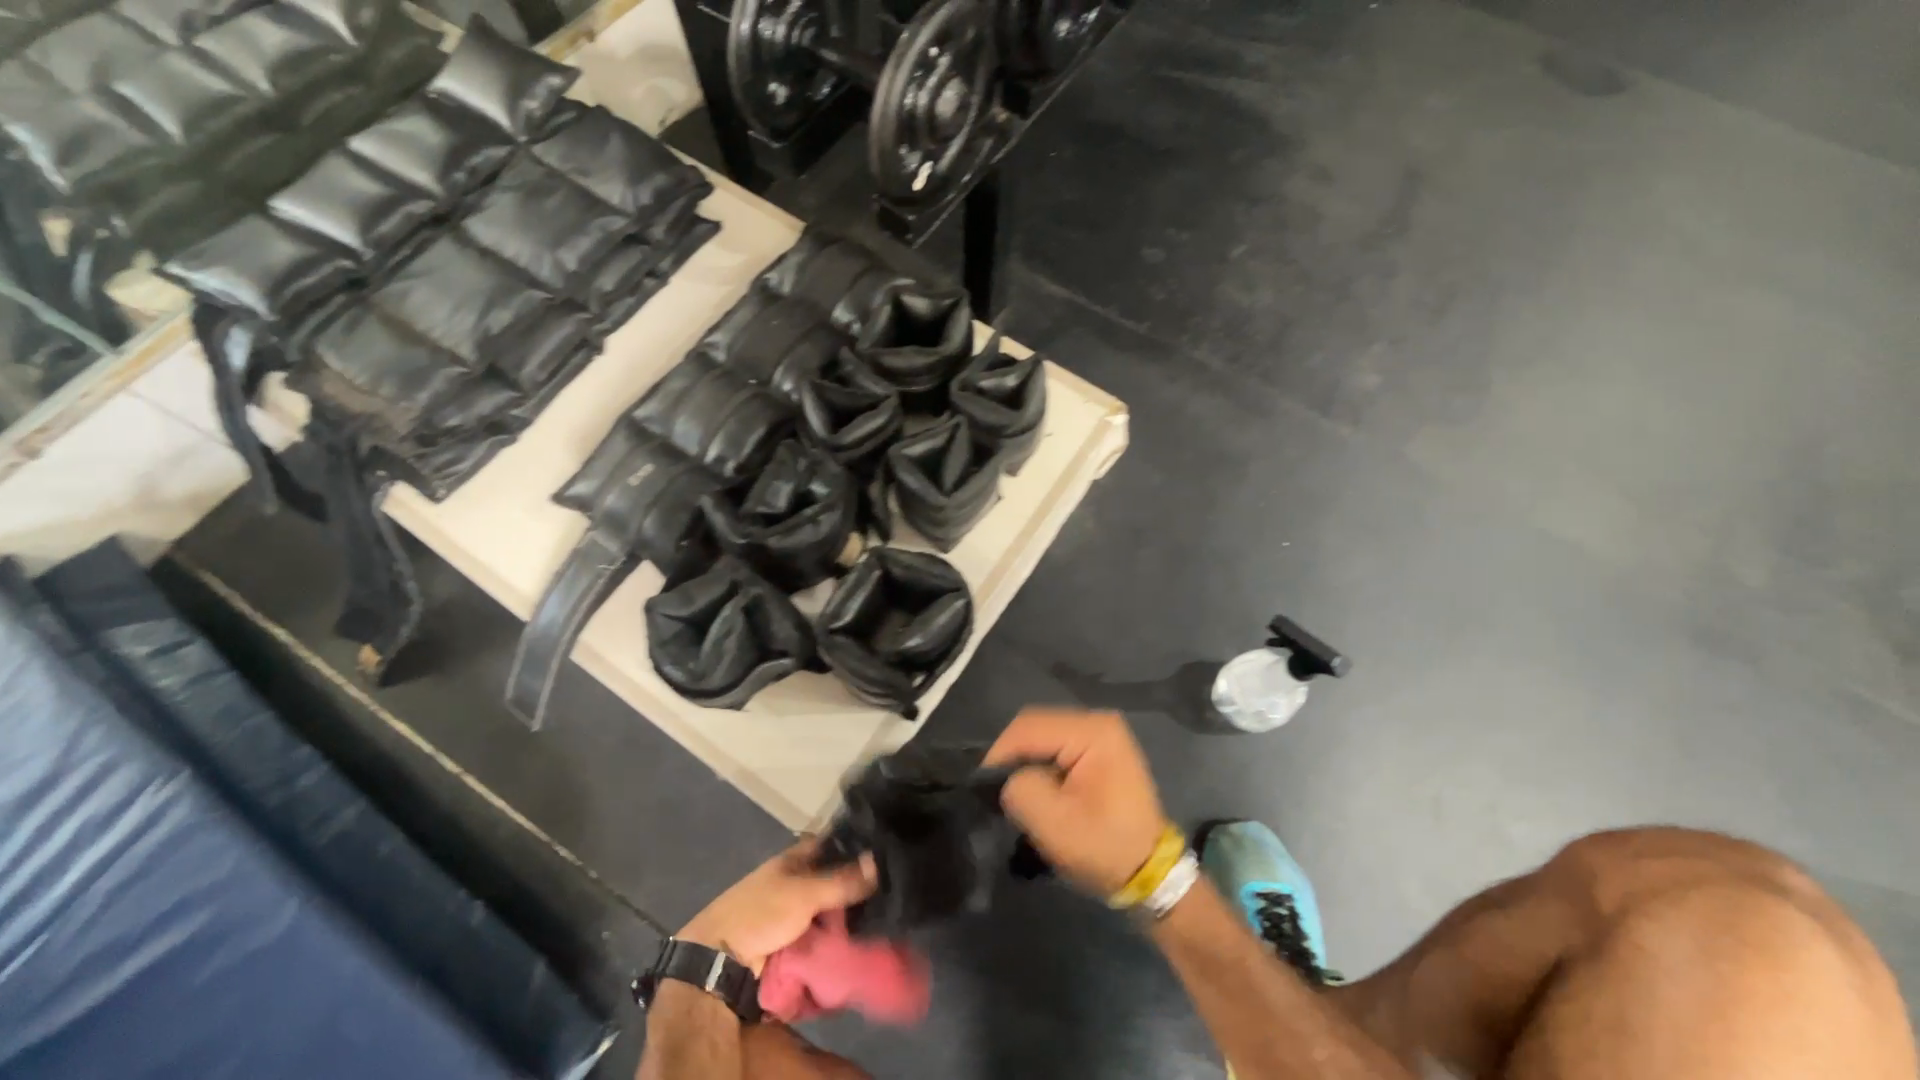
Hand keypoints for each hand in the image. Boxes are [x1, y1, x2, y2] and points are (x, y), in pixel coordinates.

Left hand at [680, 839, 876, 972]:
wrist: (722, 962)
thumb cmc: (759, 913)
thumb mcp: (804, 893)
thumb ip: (842, 880)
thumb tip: (880, 860)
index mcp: (795, 860)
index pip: (833, 843)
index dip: (857, 843)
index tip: (889, 847)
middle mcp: (799, 882)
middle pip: (838, 879)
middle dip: (862, 885)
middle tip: (899, 888)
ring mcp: (799, 913)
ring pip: (835, 909)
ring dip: (855, 915)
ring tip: (893, 914)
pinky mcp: (799, 941)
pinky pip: (829, 935)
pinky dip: (844, 937)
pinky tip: (871, 937)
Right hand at [985, 708, 1170, 896]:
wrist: (1148, 873)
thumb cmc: (1105, 848)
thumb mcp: (1055, 824)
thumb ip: (1021, 789)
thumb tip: (1004, 778)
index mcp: (1093, 731)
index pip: (1027, 727)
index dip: (998, 754)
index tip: (981, 787)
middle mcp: (1098, 722)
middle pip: (1034, 727)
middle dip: (1011, 758)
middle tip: (994, 791)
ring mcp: (1099, 736)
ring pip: (1041, 738)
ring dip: (1023, 763)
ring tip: (1010, 793)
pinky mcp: (1096, 751)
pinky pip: (1054, 749)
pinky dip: (1038, 767)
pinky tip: (1033, 792)